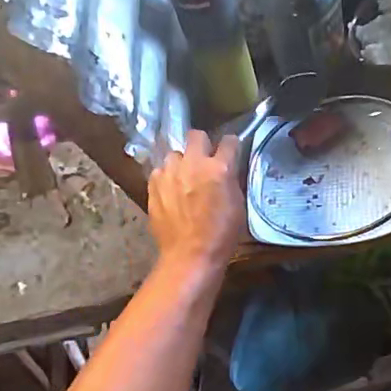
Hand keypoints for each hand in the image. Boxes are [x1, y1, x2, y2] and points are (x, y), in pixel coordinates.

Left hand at [148, 129, 242, 269]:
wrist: (190, 255)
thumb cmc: (221, 235)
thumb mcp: (238, 205)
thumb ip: (231, 180)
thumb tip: (227, 169)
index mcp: (219, 168)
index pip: (229, 141)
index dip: (231, 146)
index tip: (230, 151)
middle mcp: (192, 163)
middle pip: (195, 136)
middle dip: (201, 145)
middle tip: (204, 161)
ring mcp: (169, 173)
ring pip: (174, 154)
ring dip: (181, 163)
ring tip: (184, 179)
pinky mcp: (153, 185)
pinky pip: (160, 172)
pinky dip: (166, 178)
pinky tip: (170, 192)